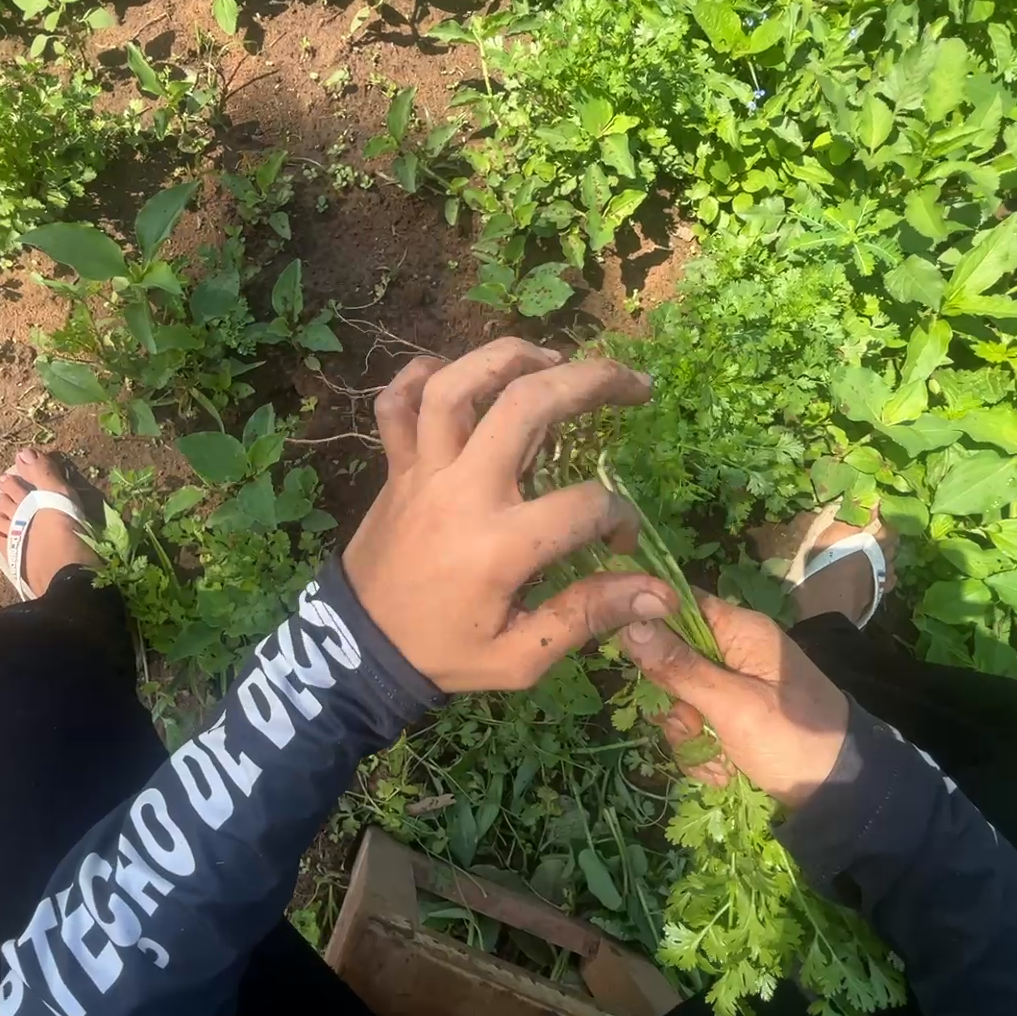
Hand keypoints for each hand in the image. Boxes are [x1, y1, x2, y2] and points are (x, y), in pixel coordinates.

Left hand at [343, 338, 676, 692]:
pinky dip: (418, 377)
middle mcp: (461, 492)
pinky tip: (452, 372)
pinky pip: (393, 405)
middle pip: (526, 405)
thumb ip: (585, 617)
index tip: (620, 538)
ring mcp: (421, 472)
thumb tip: (661, 593)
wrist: (356, 649)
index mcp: (499, 545)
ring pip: (454, 387)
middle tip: (631, 384)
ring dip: (506, 358)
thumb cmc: (441, 653)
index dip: (619, 517)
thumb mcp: (517, 658)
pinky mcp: (393, 468)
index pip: (584, 505)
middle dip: (590, 381)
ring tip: (551, 357)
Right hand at [620, 595, 849, 806]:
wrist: (844, 798)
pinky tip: (721, 769)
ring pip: (676, 694)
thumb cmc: (793, 739)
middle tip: (692, 725)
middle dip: (672, 698)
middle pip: (669, 654)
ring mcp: (730, 683)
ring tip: (714, 758)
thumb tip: (627, 624)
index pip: (677, 602)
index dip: (647, 620)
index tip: (633, 654)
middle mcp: (732, 649)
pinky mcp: (728, 712)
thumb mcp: (733, 705)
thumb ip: (679, 666)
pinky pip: (692, 721)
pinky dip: (700, 748)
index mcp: (739, 630)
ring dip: (686, 732)